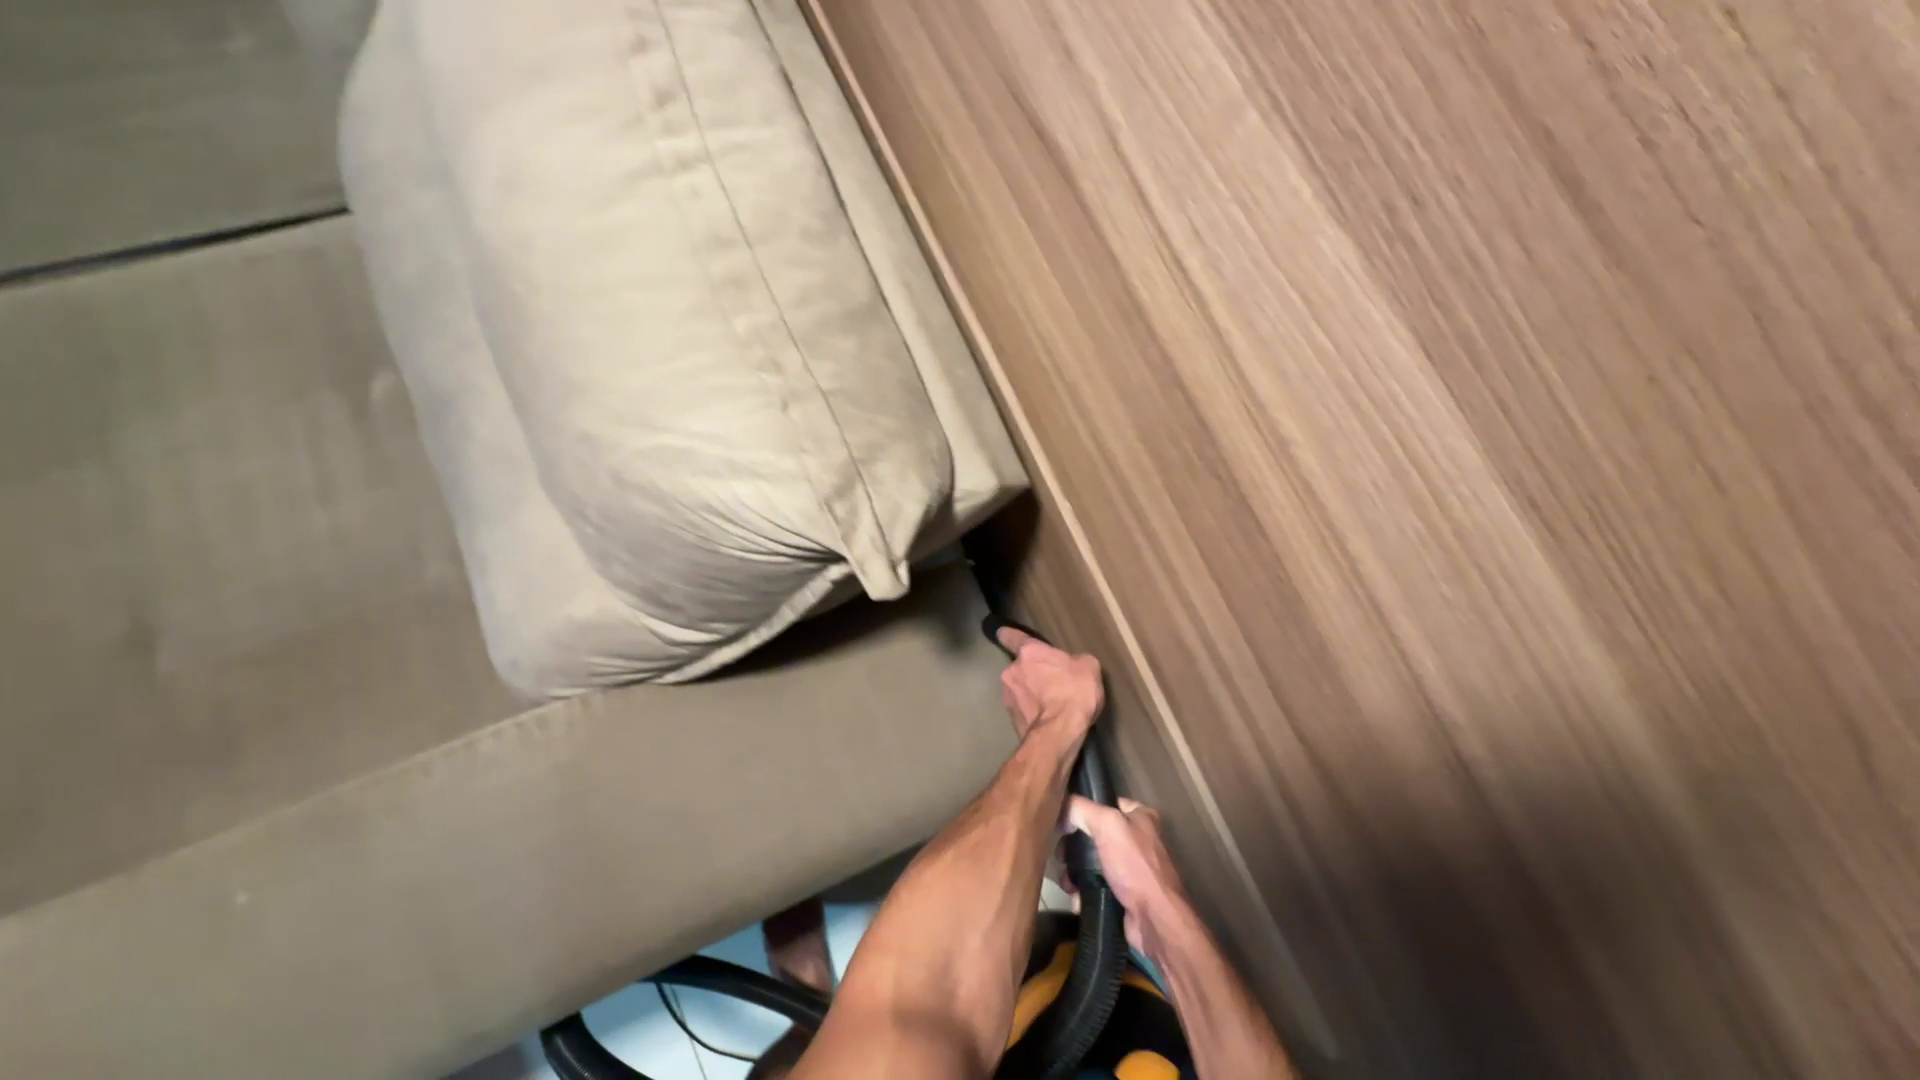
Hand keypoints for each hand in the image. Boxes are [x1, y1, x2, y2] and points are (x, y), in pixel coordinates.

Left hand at [996, 627, 1102, 741]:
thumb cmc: (1074, 692)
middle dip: (1032, 672)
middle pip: (1020, 667)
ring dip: (1030, 692)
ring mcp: (1008, 696)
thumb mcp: (1088, 667)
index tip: (1002, 633)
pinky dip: (1032, 710)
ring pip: (1019, 688)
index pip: (1011, 637)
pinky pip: (1022, 708)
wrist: (1059, 733)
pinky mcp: (1011, 718)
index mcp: (1029, 652)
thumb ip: (1075, 660)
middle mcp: (1012, 670)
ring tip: (1052, 704)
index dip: (1008, 634)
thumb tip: (1072, 666)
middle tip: (1051, 681)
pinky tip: (1048, 718)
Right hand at [1064, 795, 1190, 955]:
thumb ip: (1080, 809)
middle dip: (1074, 849)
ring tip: (1068, 884)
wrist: (1155, 919)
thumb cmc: (1134, 866)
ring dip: (1075, 873)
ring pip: (1092, 862)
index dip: (1082, 812)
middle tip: (1063, 859)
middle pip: (1094, 835)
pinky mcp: (1125, 892)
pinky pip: (1096, 884)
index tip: (1062, 825)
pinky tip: (1077, 898)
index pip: (1104, 804)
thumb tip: (1061, 813)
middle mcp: (1138, 839)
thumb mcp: (1107, 825)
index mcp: (1140, 816)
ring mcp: (1132, 867)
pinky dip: (1084, 891)